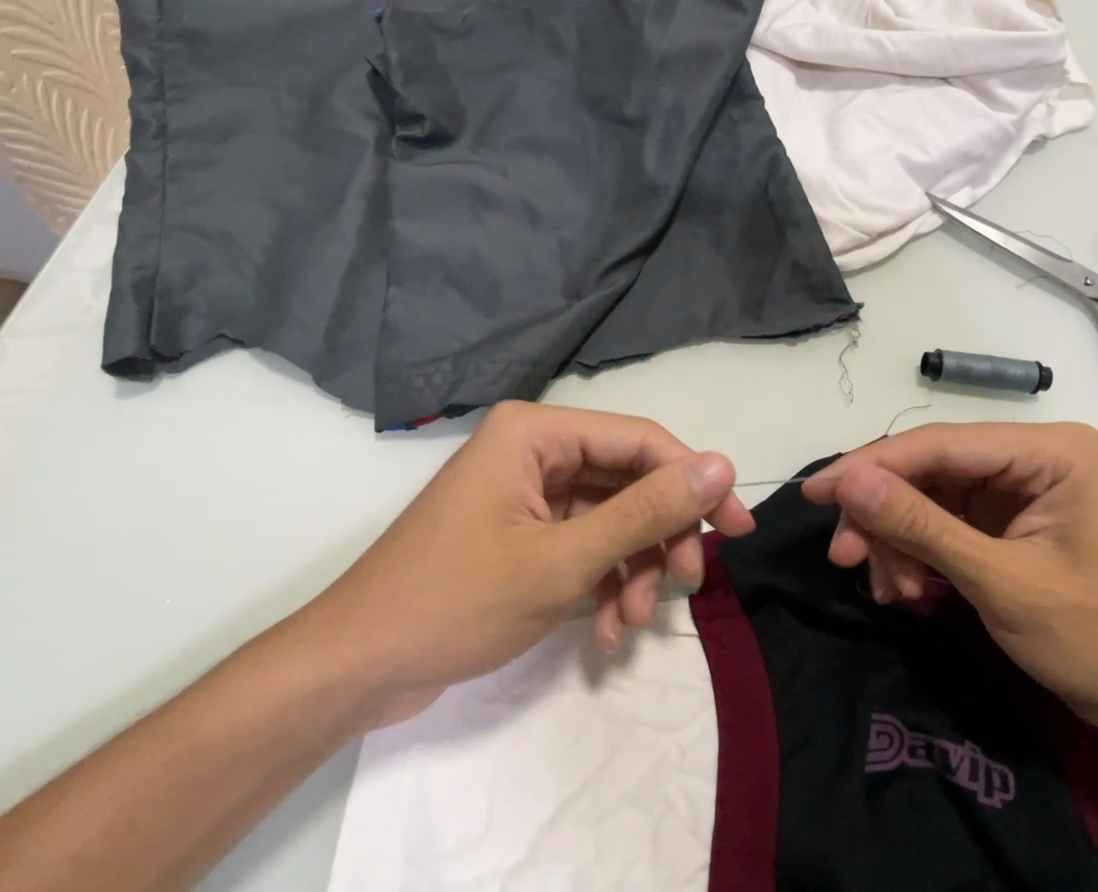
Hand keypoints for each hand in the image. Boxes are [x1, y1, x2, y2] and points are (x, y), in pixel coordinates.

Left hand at [296, 401, 753, 727]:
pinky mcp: (520, 535)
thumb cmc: (456, 601)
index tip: (737, 531)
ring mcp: (525, 495)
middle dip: (658, 539)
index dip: (695, 482)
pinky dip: (602, 584)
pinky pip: (582, 546)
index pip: (640, 440)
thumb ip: (646, 511)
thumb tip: (722, 466)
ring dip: (631, 571)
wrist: (360, 665)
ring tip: (629, 624)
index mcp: (536, 433)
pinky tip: (606, 630)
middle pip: (628, 481)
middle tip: (685, 587)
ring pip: (610, 520)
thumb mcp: (563, 559)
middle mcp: (533, 452)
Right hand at [801, 422, 1097, 740]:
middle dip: (885, 517)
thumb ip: (921, 526)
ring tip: (893, 593)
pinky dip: (922, 559)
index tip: (815, 495)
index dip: (869, 467)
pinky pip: (948, 528)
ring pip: (931, 501)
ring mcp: (1023, 493)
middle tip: (845, 559)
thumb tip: (848, 482)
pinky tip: (911, 593)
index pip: (938, 444)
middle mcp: (1034, 458)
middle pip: (930, 471)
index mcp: (1049, 451)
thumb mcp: (1001, 582)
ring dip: (901, 545)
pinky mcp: (1014, 526)